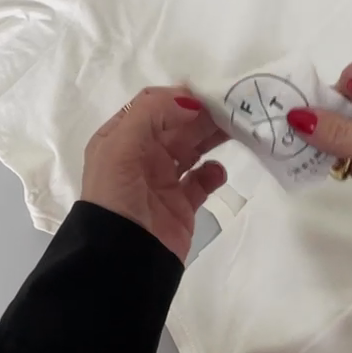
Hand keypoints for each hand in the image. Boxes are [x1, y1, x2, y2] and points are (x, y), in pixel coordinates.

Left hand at [81, 87, 228, 259]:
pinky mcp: (181, 204)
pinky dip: (214, 173)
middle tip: (234, 107)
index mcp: (121, 137)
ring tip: (236, 131)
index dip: (179, 97)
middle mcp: (140, 154)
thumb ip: (150, 115)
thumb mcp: (120, 147)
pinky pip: (202, 180)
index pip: (152, 106)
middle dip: (203, 114)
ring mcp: (162, 179)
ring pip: (192, 148)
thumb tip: (189, 100)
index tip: (209, 93)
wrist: (122, 259)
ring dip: (213, 137)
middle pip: (177, 125)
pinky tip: (218, 172)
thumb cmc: (115, 196)